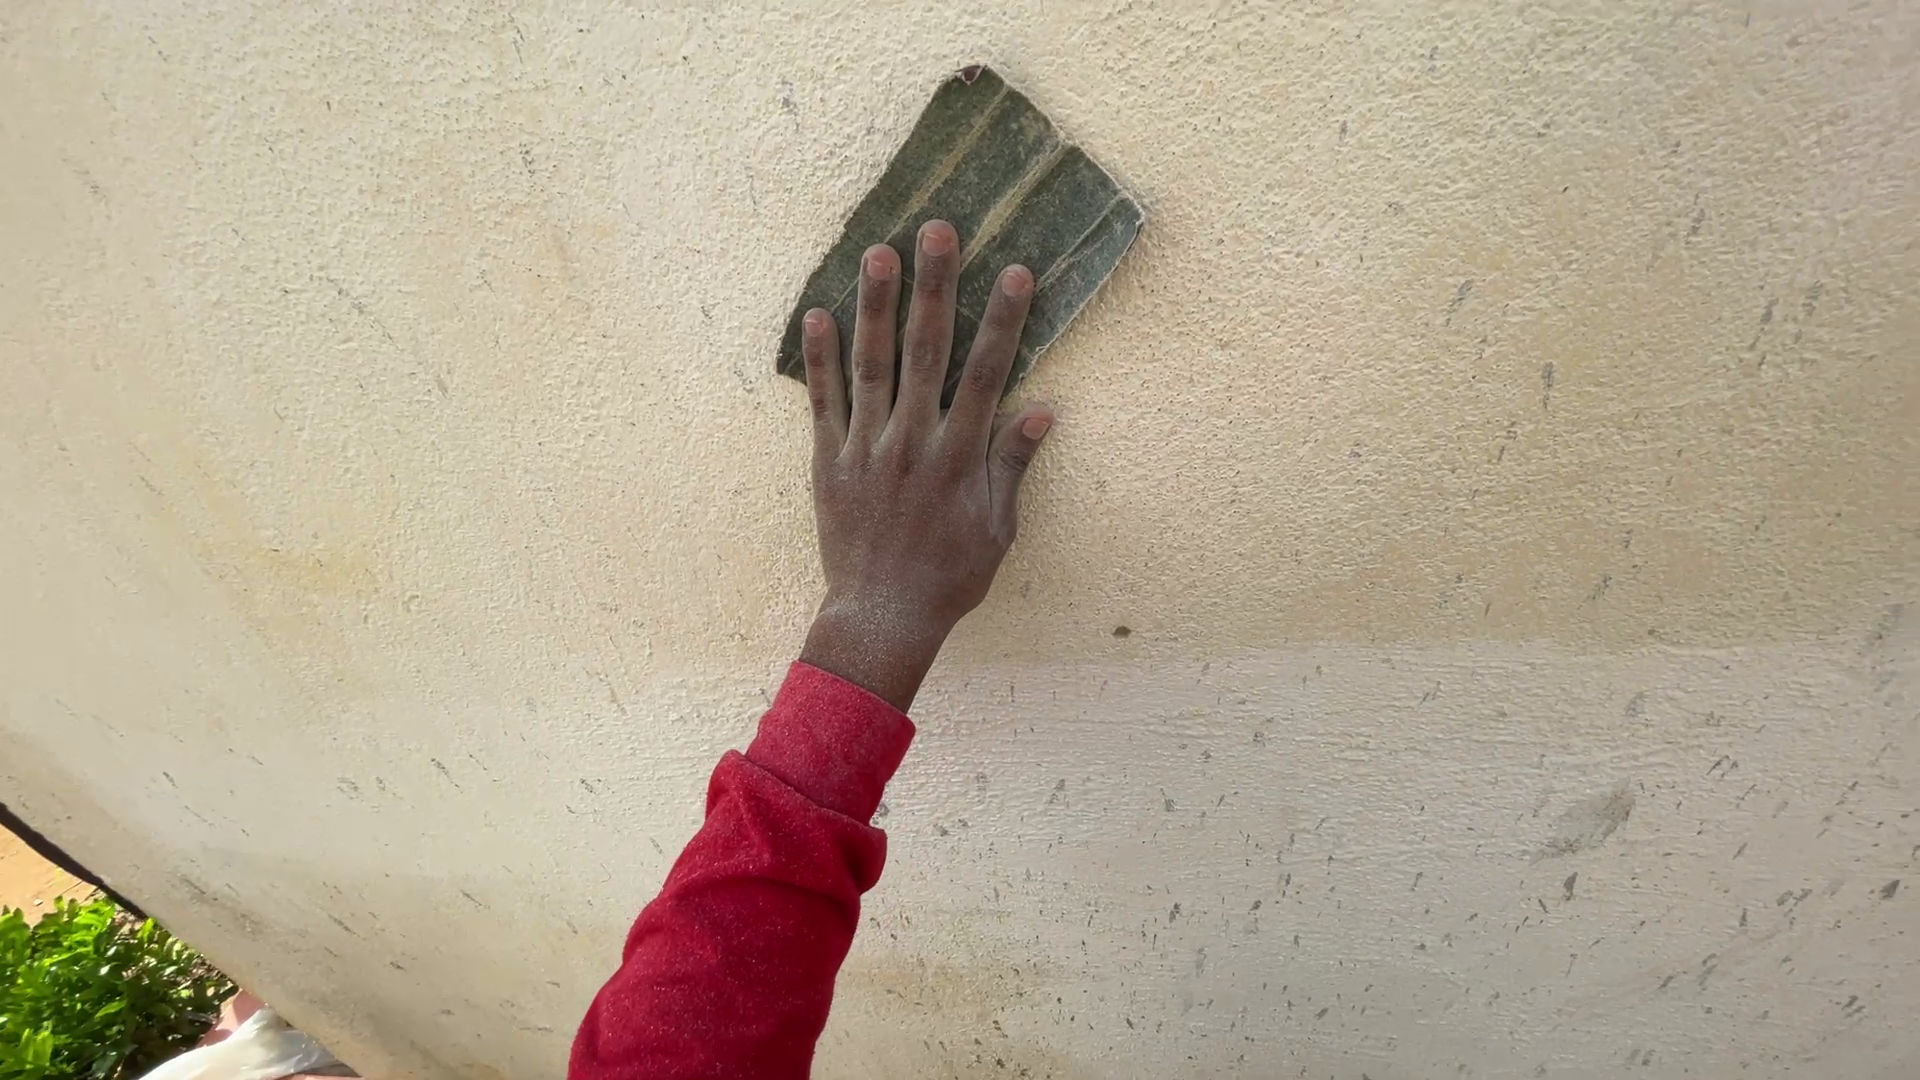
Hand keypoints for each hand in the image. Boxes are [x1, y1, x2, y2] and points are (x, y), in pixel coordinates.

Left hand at [797, 219, 1054, 711]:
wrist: (882, 615)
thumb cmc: (949, 577)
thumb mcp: (996, 529)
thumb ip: (1012, 466)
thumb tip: (1043, 410)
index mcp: (958, 459)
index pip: (985, 376)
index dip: (1002, 322)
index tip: (1014, 271)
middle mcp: (911, 443)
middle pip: (925, 354)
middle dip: (934, 289)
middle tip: (937, 230)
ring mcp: (865, 450)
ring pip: (871, 367)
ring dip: (874, 307)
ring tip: (877, 252)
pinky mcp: (829, 464)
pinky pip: (822, 404)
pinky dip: (819, 361)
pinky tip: (817, 315)